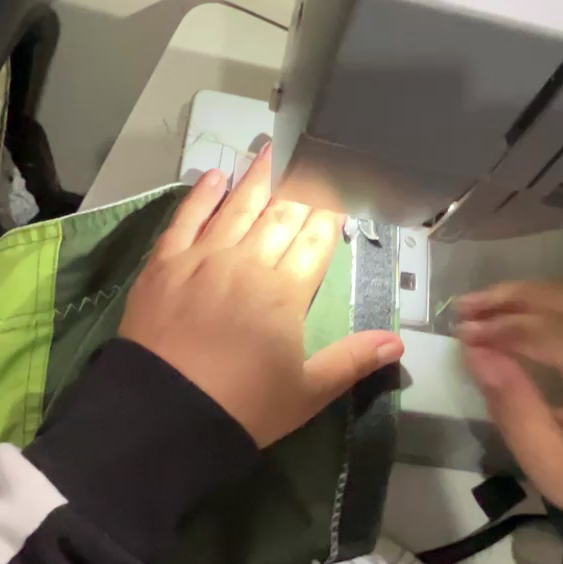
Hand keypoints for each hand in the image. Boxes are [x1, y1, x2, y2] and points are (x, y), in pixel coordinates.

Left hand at [118, 147, 403, 447]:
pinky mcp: (164, 264)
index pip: (315, 241)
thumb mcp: (306, 392)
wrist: (164, 415)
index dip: (328, 214)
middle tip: (309, 155)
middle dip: (299, 185)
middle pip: (280, 216)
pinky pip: (187, 219)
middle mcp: (247, 263)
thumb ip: (352, 361)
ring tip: (270, 148)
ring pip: (236, 207)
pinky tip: (215, 177)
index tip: (338, 189)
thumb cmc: (243, 408)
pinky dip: (202, 196)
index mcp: (286, 292)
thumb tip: (398, 342)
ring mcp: (203, 259)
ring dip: (257, 178)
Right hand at [454, 275, 562, 517]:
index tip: (468, 333)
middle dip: (521, 299)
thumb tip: (476, 350)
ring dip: (538, 289)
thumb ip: (513, 408)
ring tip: (489, 302)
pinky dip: (562, 289)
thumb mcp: (544, 464)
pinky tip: (528, 303)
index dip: (519, 329)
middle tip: (468, 309)